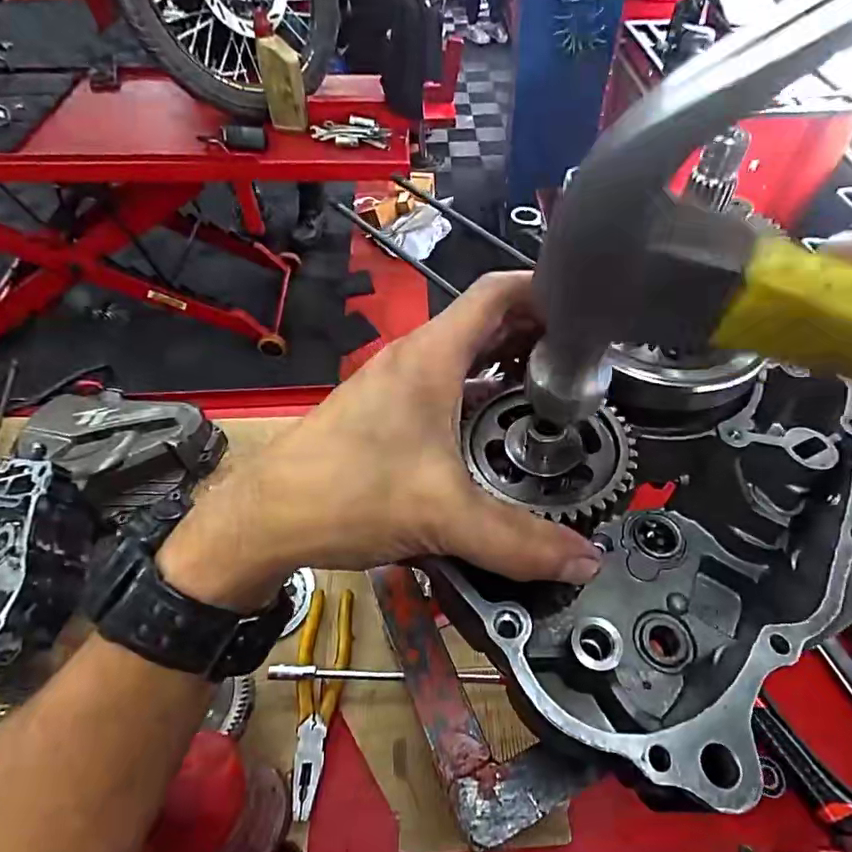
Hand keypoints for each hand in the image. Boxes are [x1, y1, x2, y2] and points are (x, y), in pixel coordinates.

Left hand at [159, 272, 602, 608]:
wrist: (264, 519)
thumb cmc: (349, 495)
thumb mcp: (445, 516)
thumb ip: (521, 542)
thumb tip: (588, 562)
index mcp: (433, 356)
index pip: (499, 291)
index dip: (545, 288)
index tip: (587, 308)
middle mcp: (417, 356)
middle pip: (491, 319)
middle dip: (541, 329)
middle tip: (587, 355)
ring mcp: (401, 380)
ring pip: (470, 350)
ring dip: (512, 358)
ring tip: (557, 383)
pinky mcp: (390, 406)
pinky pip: (451, 379)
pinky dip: (486, 385)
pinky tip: (504, 419)